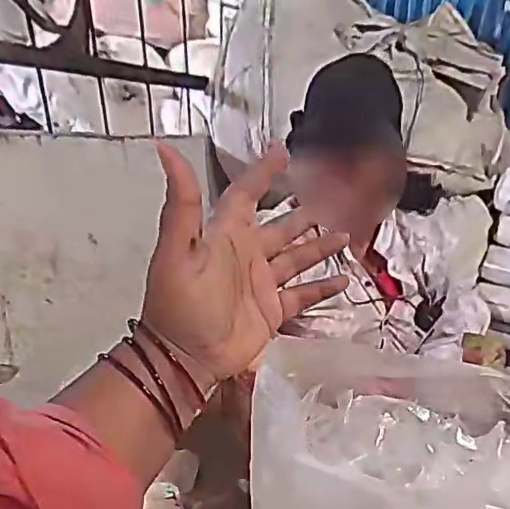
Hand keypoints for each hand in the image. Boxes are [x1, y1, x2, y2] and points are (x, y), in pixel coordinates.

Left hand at [142, 141, 348, 382]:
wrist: (185, 356)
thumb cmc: (178, 304)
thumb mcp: (176, 250)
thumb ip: (181, 203)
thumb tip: (166, 151)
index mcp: (224, 236)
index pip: (246, 195)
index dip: (262, 173)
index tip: (280, 152)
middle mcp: (246, 255)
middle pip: (280, 227)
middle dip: (301, 213)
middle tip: (328, 198)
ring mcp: (261, 284)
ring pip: (296, 257)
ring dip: (318, 246)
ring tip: (343, 234)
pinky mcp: (271, 311)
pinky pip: (302, 294)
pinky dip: (322, 287)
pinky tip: (341, 279)